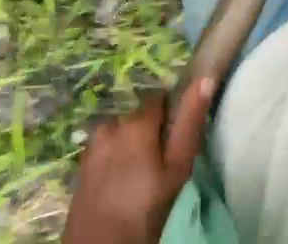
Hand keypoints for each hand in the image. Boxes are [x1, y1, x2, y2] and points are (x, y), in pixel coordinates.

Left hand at [63, 79, 215, 243]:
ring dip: (130, 146)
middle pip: (138, 117)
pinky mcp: (82, 165)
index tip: (177, 138)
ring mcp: (92, 145)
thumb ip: (189, 122)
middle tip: (161, 164)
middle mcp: (110, 124)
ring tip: (140, 177)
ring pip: (121, 134)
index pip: (159, 99)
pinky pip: (106, 150)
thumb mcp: (176, 169)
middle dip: (150, 133)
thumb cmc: (145, 208)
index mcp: (135, 122)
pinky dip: (115, 160)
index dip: (171, 115)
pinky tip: (121, 184)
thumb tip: (205, 78)